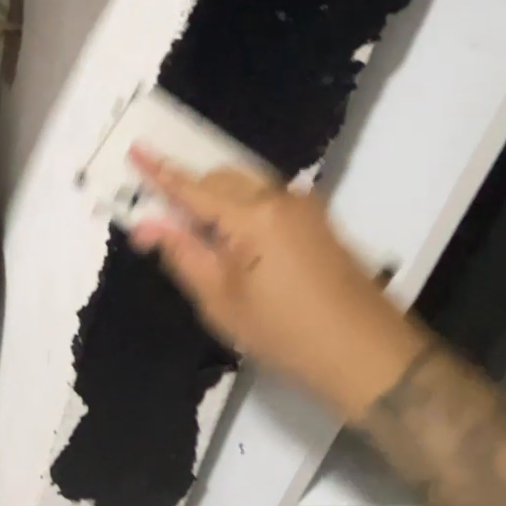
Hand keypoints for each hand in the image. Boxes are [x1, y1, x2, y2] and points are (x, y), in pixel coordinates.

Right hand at [126, 146, 430, 419]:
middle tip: (165, 225)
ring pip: (245, 186)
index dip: (160, 172)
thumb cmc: (288, 334)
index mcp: (252, 217)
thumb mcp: (221, 301)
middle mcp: (280, 199)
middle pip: (221, 178)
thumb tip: (146, 225)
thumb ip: (182, 254)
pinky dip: (241, 210)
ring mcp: (304, 208)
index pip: (193, 187)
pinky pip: (266, 200)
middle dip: (190, 190)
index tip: (134, 149)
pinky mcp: (318, 222)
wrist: (371, 356)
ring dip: (216, 201)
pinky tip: (236, 246)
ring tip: (200, 241)